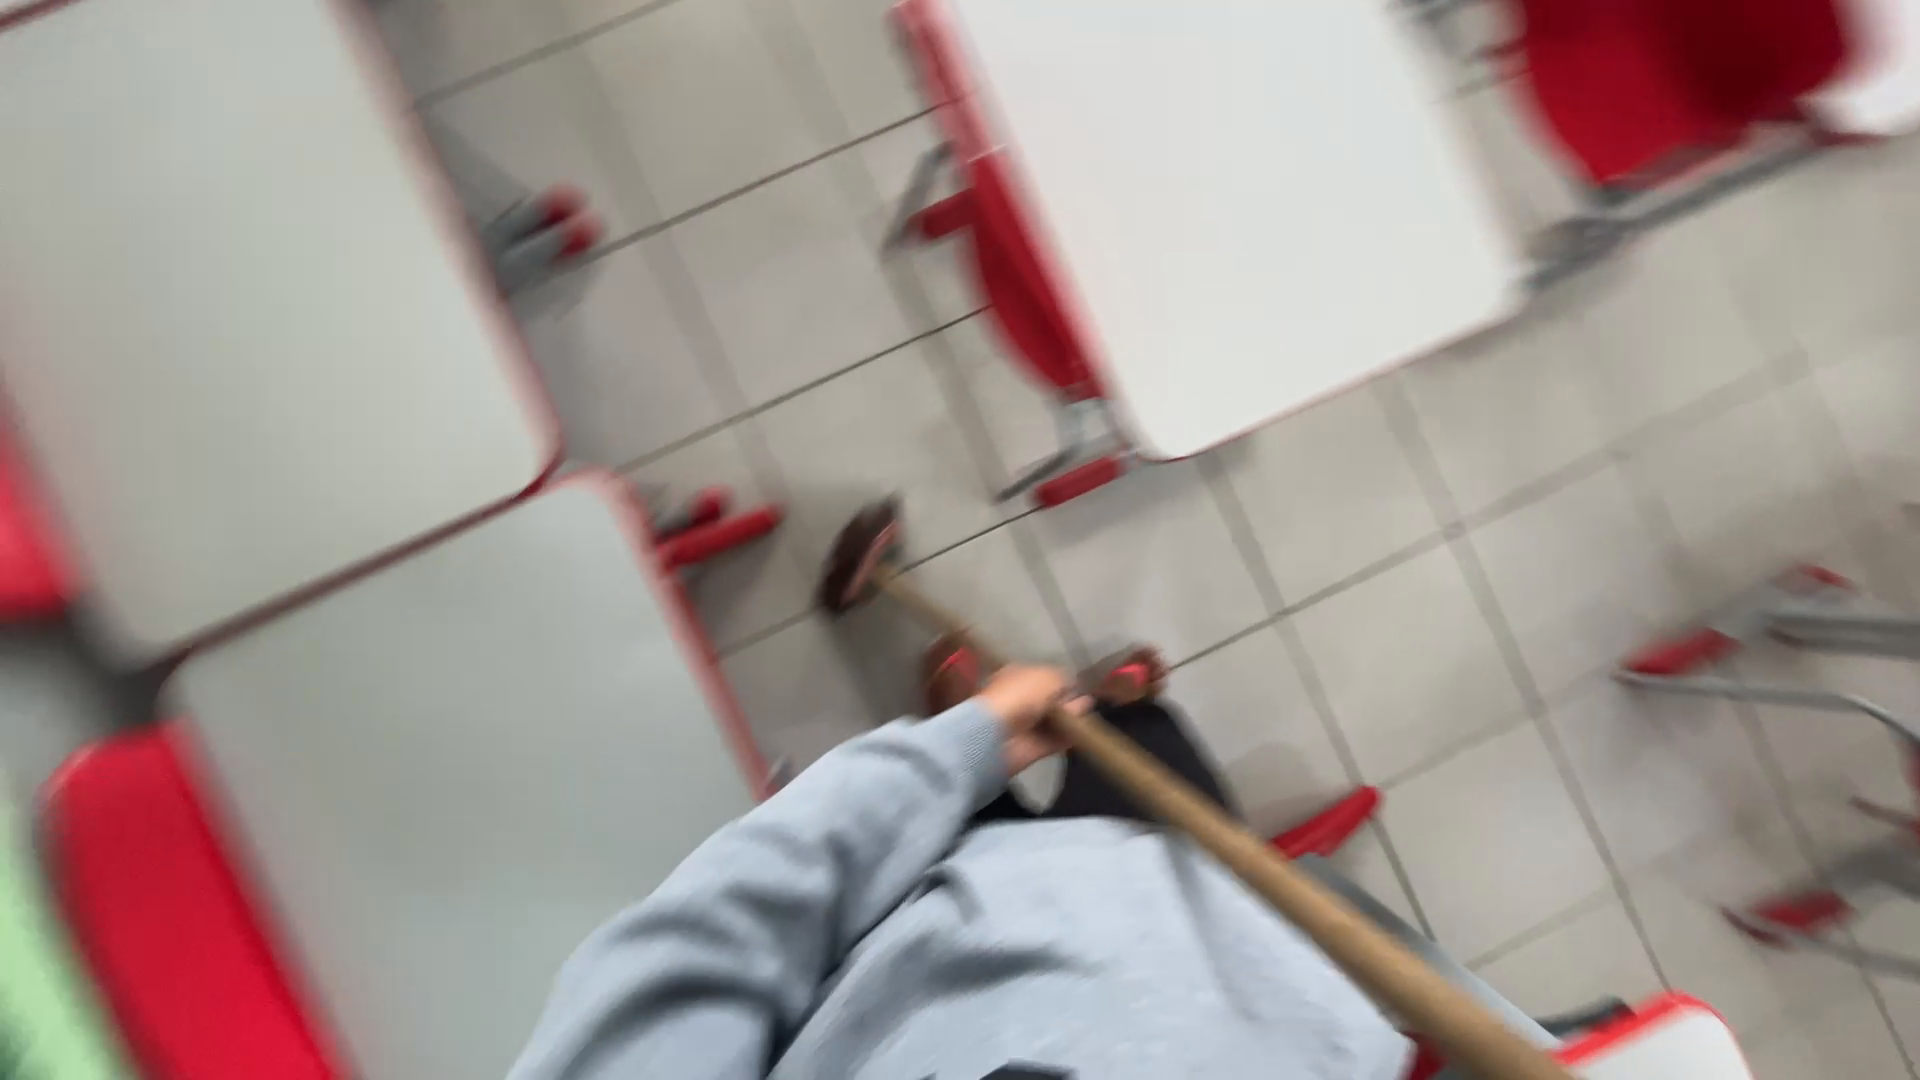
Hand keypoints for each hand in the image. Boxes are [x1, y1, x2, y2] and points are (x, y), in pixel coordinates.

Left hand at [974, 665, 1081, 774]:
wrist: (999, 733)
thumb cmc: (1021, 695)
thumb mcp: (1046, 677)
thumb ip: (1063, 679)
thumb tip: (1073, 686)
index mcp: (1015, 675)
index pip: (1040, 676)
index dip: (1059, 680)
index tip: (1077, 684)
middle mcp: (1019, 698)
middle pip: (1048, 700)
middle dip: (1066, 701)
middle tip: (1085, 702)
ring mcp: (1024, 724)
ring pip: (1052, 720)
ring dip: (1070, 719)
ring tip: (1086, 717)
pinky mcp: (1031, 746)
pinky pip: (1053, 740)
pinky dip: (1067, 737)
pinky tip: (1082, 733)